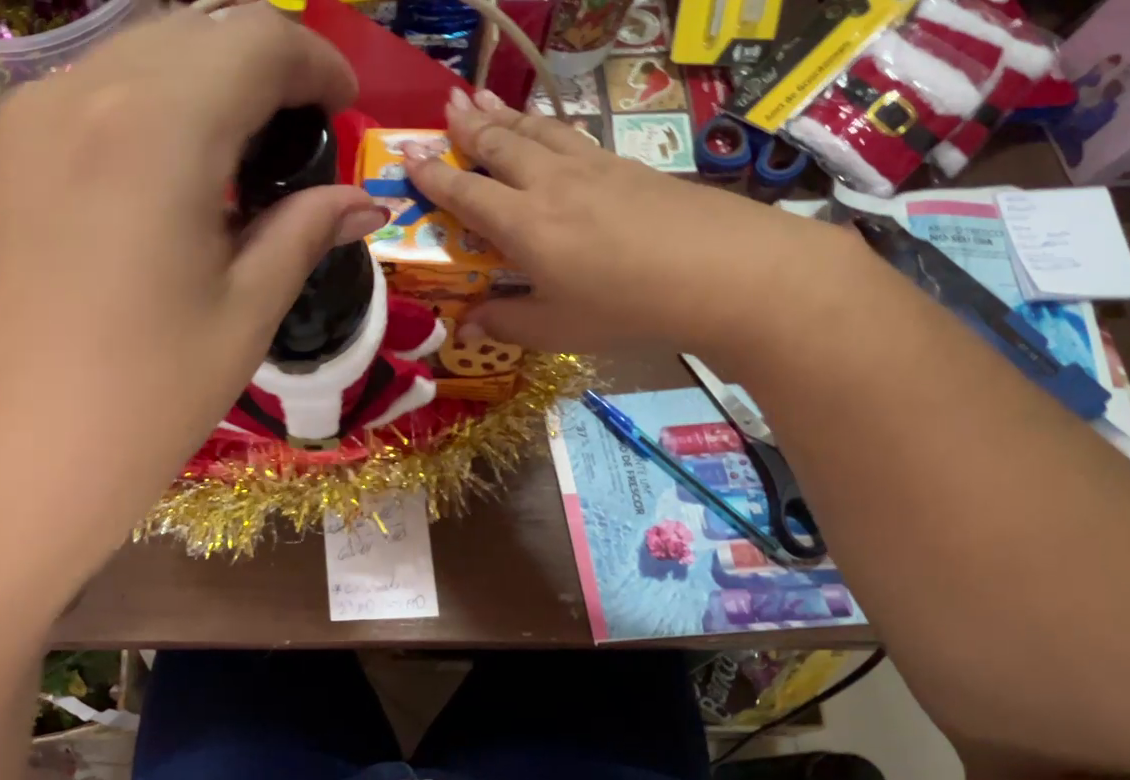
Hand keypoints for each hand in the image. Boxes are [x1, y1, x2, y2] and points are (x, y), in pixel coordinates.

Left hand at [0, 8, 382, 553]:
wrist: (2, 471)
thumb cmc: (140, 406)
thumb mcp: (240, 319)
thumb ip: (300, 236)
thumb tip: (359, 203)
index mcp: (157, 124)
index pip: (256, 40)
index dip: (315, 64)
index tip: (344, 108)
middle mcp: (79, 93)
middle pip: (189, 35)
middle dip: (254, 69)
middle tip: (290, 140)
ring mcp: (21, 127)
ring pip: (127, 61)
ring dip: (191, 88)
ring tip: (227, 163)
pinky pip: (77, 105)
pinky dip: (132, 117)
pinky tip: (152, 186)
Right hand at [404, 89, 851, 356]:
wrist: (722, 270)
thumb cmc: (627, 307)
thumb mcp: (557, 328)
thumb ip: (508, 322)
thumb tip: (469, 325)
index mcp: (524, 225)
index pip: (467, 194)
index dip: (433, 177)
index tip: (408, 158)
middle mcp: (551, 185)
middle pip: (502, 146)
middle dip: (469, 127)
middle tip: (447, 108)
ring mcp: (593, 169)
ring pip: (539, 132)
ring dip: (507, 116)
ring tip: (484, 100)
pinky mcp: (627, 167)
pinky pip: (573, 137)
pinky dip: (546, 128)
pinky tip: (547, 131)